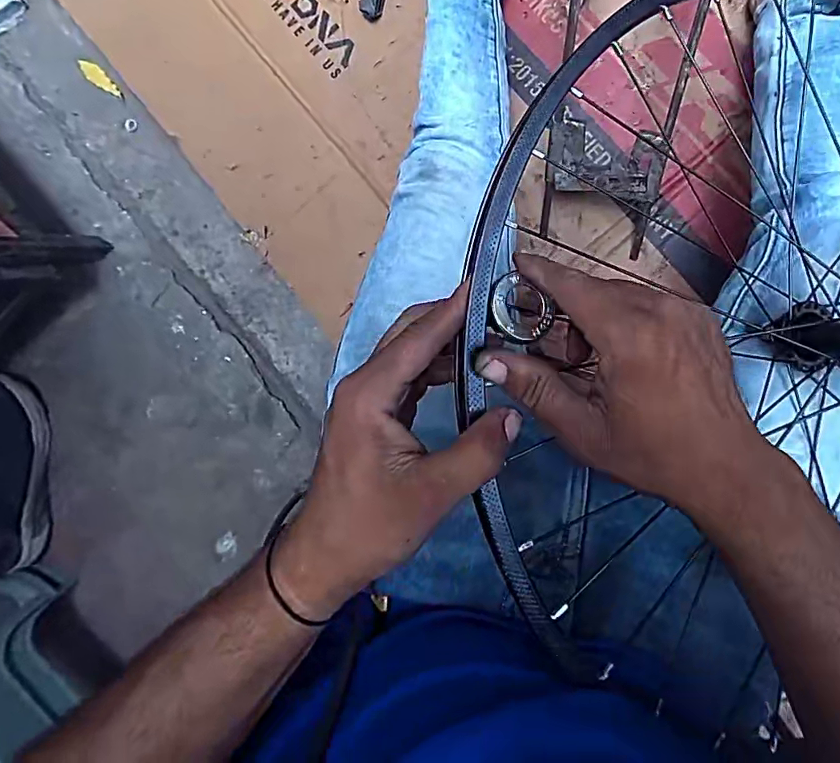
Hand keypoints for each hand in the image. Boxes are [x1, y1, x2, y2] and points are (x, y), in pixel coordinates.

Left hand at [274, 289, 520, 619]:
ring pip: (407, 353)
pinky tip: (463, 369)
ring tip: (488, 335)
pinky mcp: (372, 411)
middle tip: (494, 307)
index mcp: (370, 392)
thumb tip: (513, 414)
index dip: (451, 311)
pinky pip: (406, 375)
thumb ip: (477, 451)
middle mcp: (363, 383)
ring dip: (443, 342)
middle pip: (407, 335)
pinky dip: (434, 366)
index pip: (417, 339)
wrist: (326, 554)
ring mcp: (365, 396)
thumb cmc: (372, 525)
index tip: (482, 284)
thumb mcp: (433, 492)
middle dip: (448, 317)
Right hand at [473, 254, 776, 527]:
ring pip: (622, 292)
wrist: (729, 468)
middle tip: (559, 350)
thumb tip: (488, 360)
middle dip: (568, 308)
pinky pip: (649, 300)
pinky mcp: (700, 316)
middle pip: (594, 289)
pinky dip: (628, 315)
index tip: (517, 263)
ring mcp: (686, 310)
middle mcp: (660, 310)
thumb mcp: (582, 428)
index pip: (572, 286)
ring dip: (598, 313)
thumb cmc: (651, 453)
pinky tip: (630, 352)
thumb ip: (533, 386)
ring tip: (598, 359)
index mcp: (629, 335)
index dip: (540, 272)